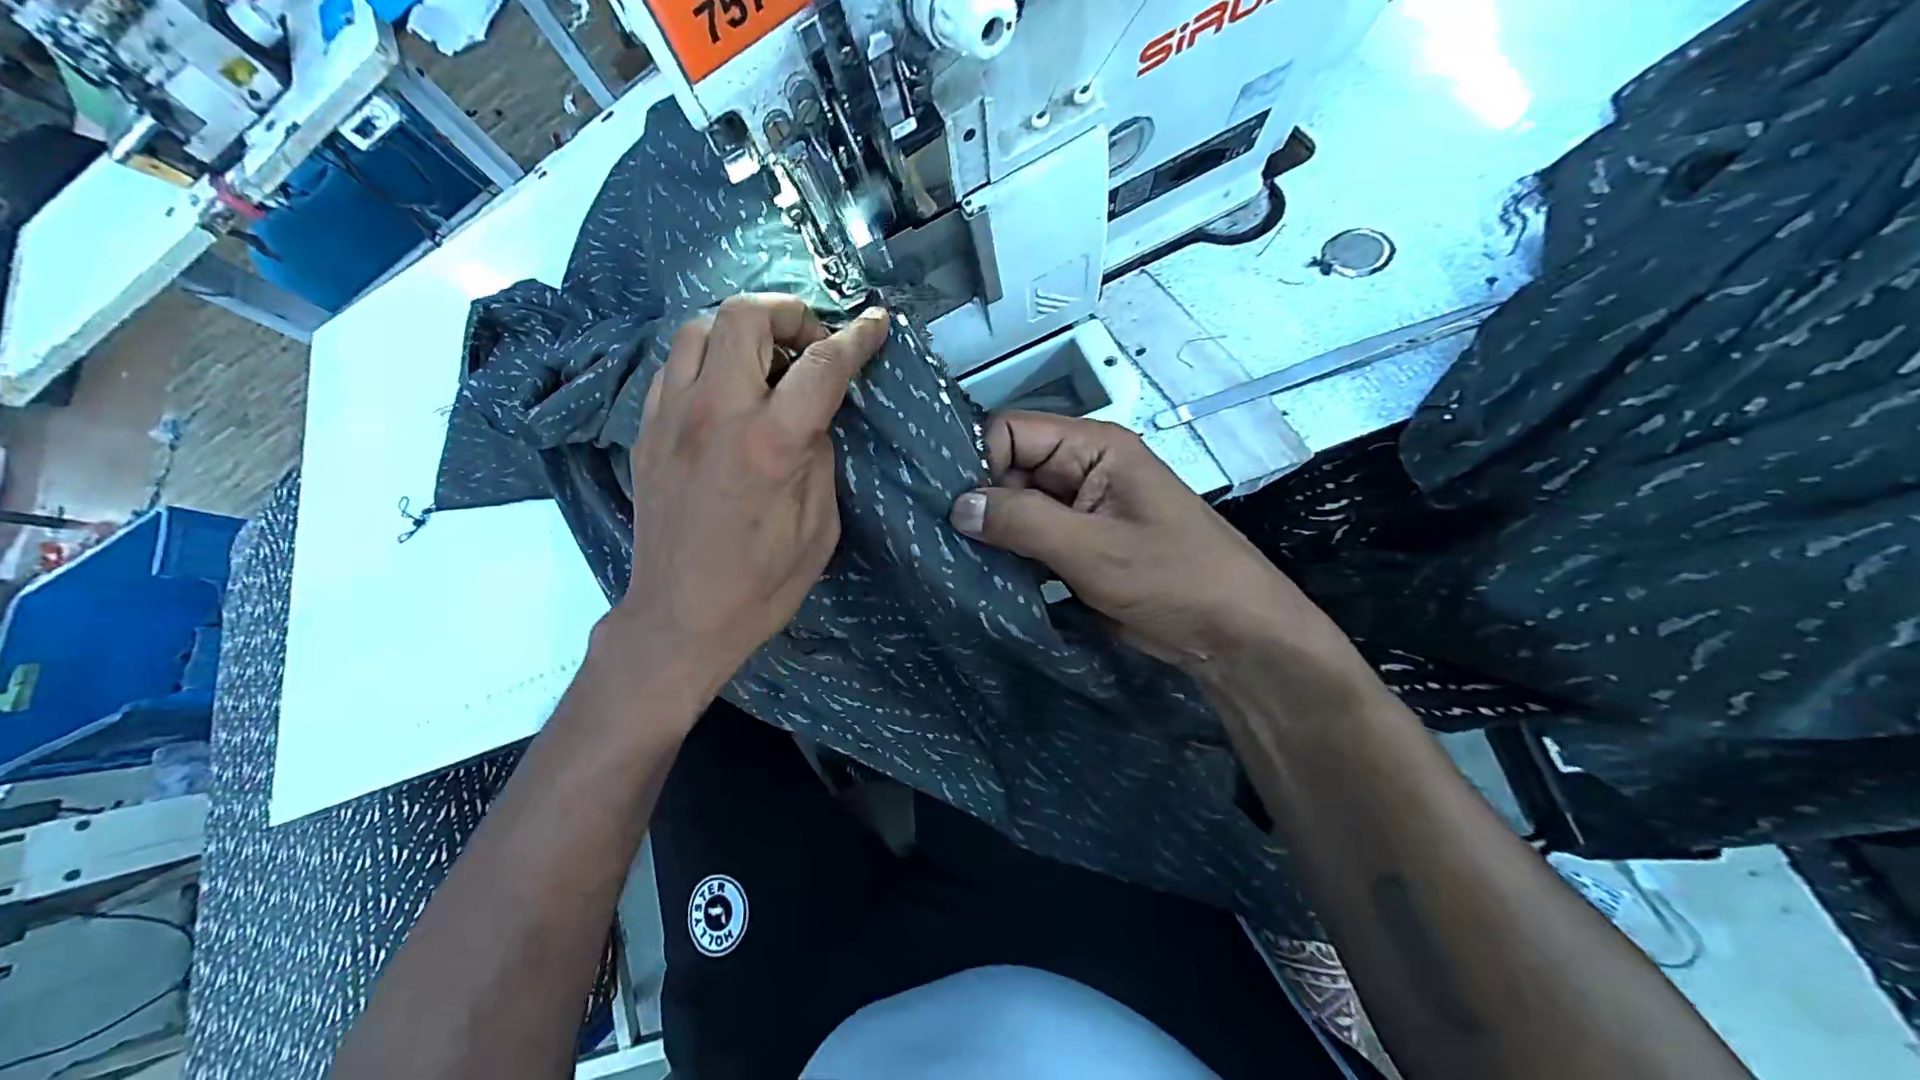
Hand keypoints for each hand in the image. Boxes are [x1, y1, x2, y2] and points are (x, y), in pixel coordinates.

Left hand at [604, 295, 889, 703]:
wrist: (680, 617)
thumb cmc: (762, 584)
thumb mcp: (820, 526)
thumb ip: (820, 457)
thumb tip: (813, 417)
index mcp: (769, 442)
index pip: (822, 364)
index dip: (857, 337)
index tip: (875, 325)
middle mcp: (714, 413)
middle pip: (745, 316)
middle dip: (789, 315)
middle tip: (811, 345)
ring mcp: (670, 417)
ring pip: (699, 327)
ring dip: (742, 331)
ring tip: (767, 361)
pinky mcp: (645, 431)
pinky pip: (675, 365)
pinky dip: (708, 358)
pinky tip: (726, 388)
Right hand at [948, 412, 1358, 673]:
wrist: (1232, 635)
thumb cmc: (1175, 578)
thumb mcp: (1095, 549)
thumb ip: (1023, 522)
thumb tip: (957, 506)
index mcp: (1092, 448)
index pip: (1009, 432)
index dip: (979, 463)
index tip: (956, 510)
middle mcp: (1081, 469)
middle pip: (1008, 470)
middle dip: (981, 504)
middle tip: (950, 545)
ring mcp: (1080, 510)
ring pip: (1016, 508)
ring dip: (994, 535)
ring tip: (963, 564)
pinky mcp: (1080, 547)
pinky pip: (1032, 540)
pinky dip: (1011, 557)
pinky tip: (989, 579)